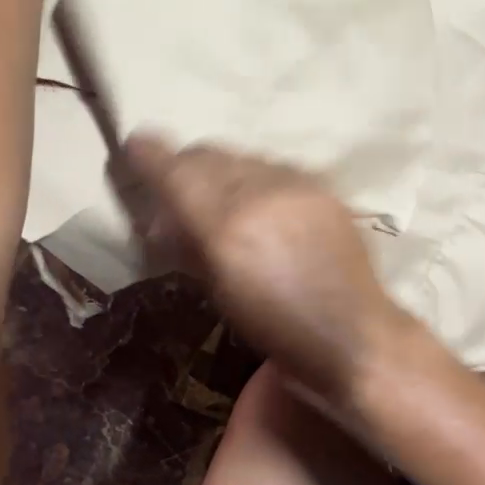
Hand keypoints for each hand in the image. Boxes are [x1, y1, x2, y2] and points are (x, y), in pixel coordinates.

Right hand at [120, 134, 410, 398]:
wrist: (354, 335)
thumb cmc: (278, 330)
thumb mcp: (220, 294)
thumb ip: (188, 247)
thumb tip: (161, 219)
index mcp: (229, 226)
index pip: (175, 170)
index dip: (147, 156)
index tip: (131, 148)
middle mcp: (262, 192)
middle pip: (207, 155)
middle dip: (184, 166)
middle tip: (175, 191)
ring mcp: (298, 184)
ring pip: (241, 157)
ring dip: (221, 172)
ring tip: (220, 202)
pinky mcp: (323, 186)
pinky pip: (274, 167)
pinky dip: (255, 179)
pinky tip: (259, 205)